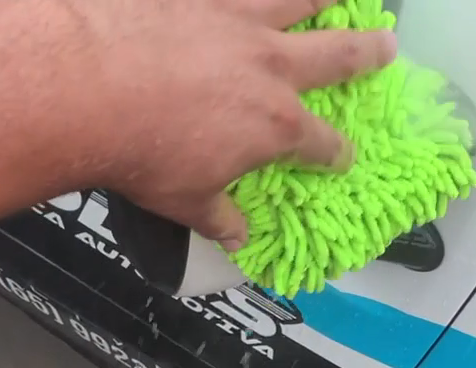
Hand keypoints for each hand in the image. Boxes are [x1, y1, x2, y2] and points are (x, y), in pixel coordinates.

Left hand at [49, 0, 396, 249]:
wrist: (86, 83)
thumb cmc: (144, 155)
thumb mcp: (186, 202)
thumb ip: (219, 218)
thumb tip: (236, 238)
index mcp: (275, 126)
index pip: (321, 143)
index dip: (336, 153)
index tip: (344, 157)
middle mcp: (269, 65)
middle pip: (335, 55)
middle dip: (366, 53)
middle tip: (389, 44)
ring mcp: (235, 16)